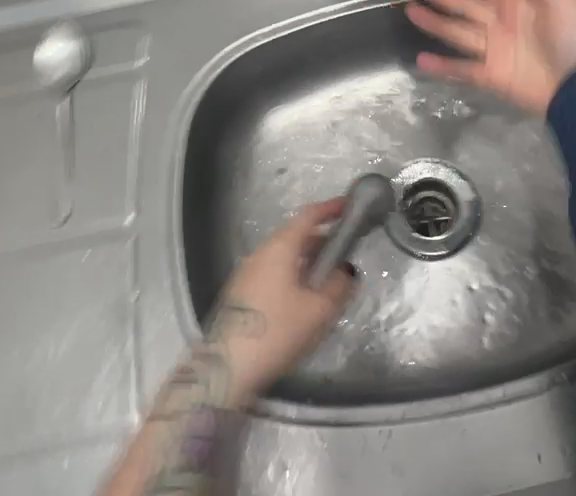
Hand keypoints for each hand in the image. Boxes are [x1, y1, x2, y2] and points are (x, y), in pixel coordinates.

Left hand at [205, 199, 355, 405]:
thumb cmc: (277, 331)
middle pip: (295, 236)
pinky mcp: (240, 294)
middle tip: (344, 252)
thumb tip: (346, 270)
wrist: (226, 369)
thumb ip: (339, 285)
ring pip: (283, 256)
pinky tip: (303, 299)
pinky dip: (293, 275)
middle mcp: (261, 253)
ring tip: (328, 280)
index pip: (307, 216)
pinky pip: (273, 273)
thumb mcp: (318, 310)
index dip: (330, 209)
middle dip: (321, 240)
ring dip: (307, 261)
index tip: (348, 207)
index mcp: (279, 248)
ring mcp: (247, 273)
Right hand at [407, 0, 575, 115]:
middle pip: (464, 6)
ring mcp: (494, 49)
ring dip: (435, 23)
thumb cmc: (575, 40)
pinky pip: (462, 69)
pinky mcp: (491, 75)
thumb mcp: (562, 1)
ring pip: (457, 33)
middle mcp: (500, 23)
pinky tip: (422, 60)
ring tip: (412, 12)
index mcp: (516, 4)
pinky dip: (442, 66)